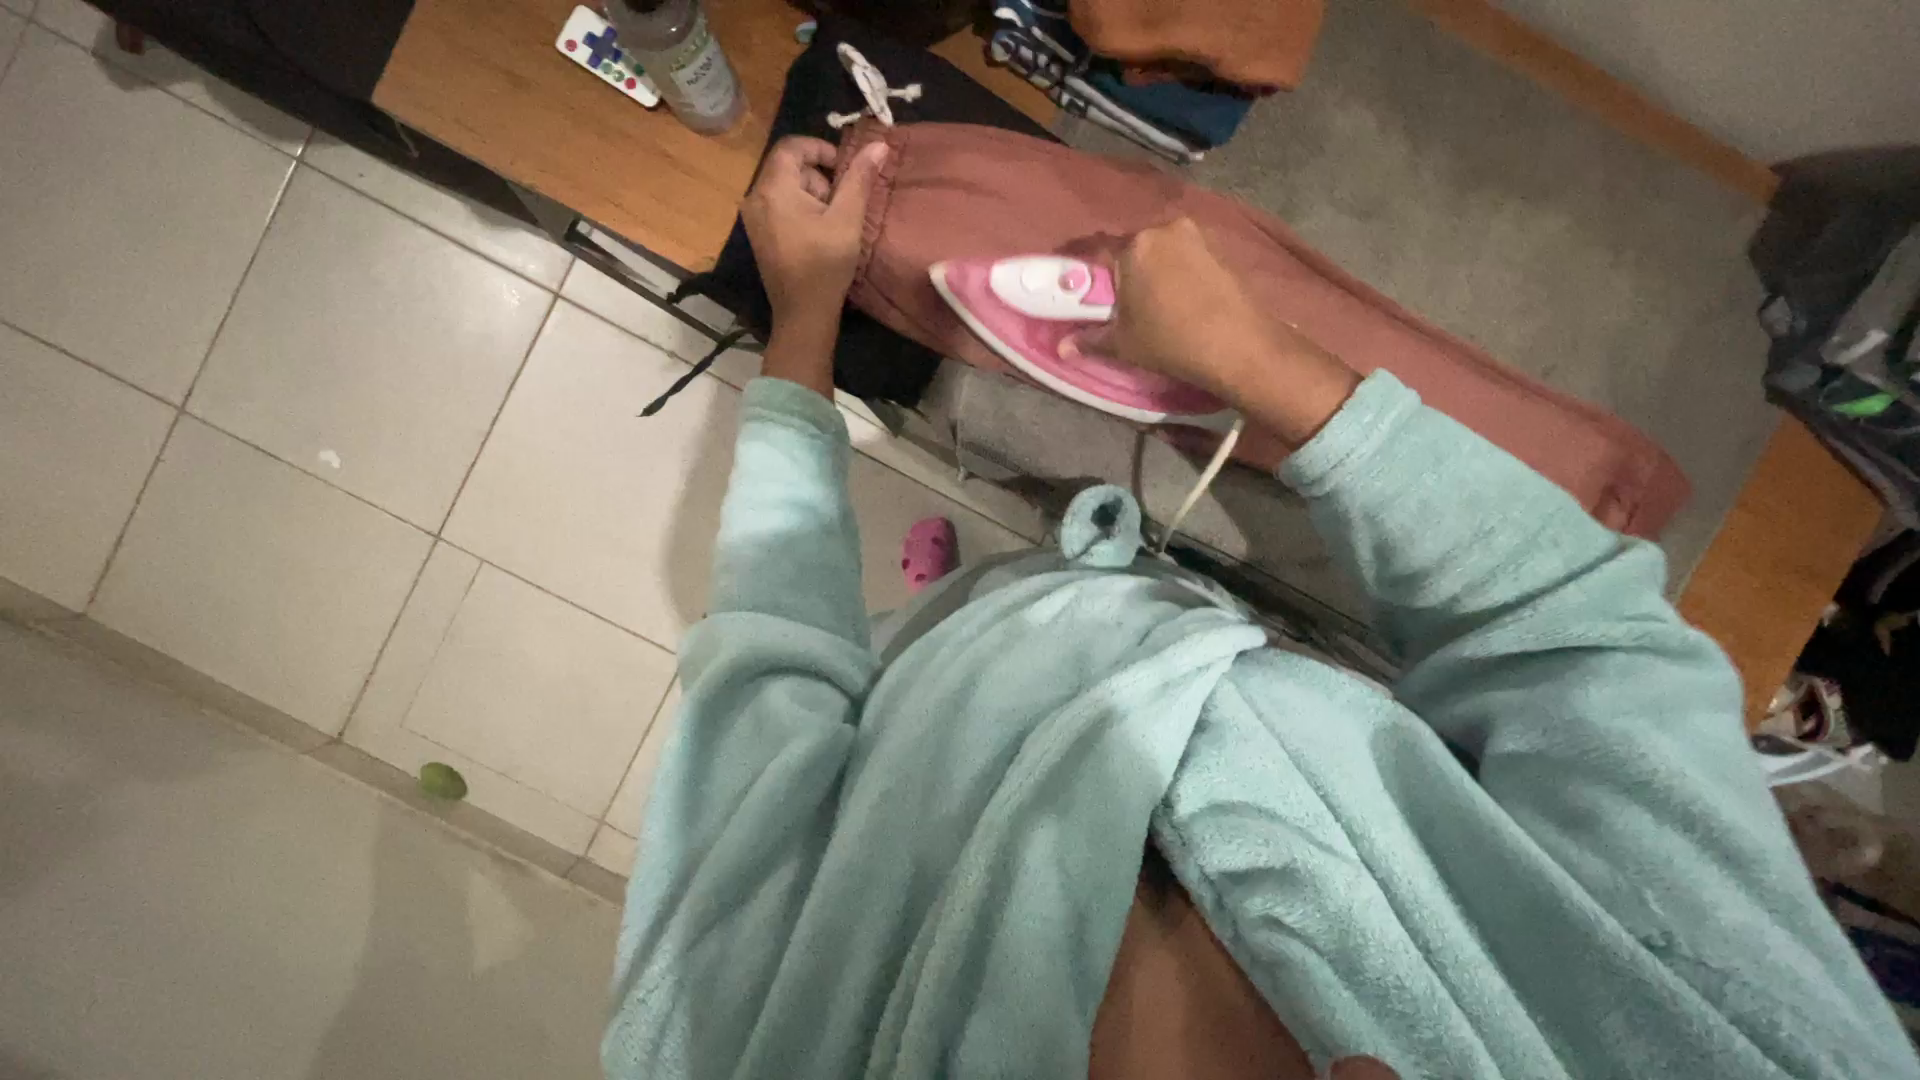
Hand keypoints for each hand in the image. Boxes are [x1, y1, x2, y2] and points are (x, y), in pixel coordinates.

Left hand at [742, 136, 887, 394]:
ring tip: (832, 223)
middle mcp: (755, 198)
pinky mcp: (759, 235)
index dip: (821, 149)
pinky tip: (817, 234)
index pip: (792, 146)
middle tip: (841, 204)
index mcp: (773, 189)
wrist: (803, 314)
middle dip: (819, 177)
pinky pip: (779, 207)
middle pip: (788, 167)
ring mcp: (754, 218)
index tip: (845, 170)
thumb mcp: (847, 219)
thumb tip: (879, 145)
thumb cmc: (825, 266)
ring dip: (811, 195)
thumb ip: (860, 179)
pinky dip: (799, 210)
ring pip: (784, 188)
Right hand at [1080, 217, 1359, 449]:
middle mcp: (1164, 229)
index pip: (1095, 251)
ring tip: (1150, 306)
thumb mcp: (1125, 344)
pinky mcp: (1219, 249)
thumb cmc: (1172, 341)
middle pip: (1130, 248)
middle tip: (1116, 304)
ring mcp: (1196, 236)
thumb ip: (1091, 339)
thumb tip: (1063, 347)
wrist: (1240, 346)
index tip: (1075, 290)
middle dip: (1120, 271)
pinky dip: (1175, 274)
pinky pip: (1184, 258)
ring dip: (1150, 272)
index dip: (1082, 272)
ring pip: (1159, 252)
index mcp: (1135, 245)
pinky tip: (1177, 302)